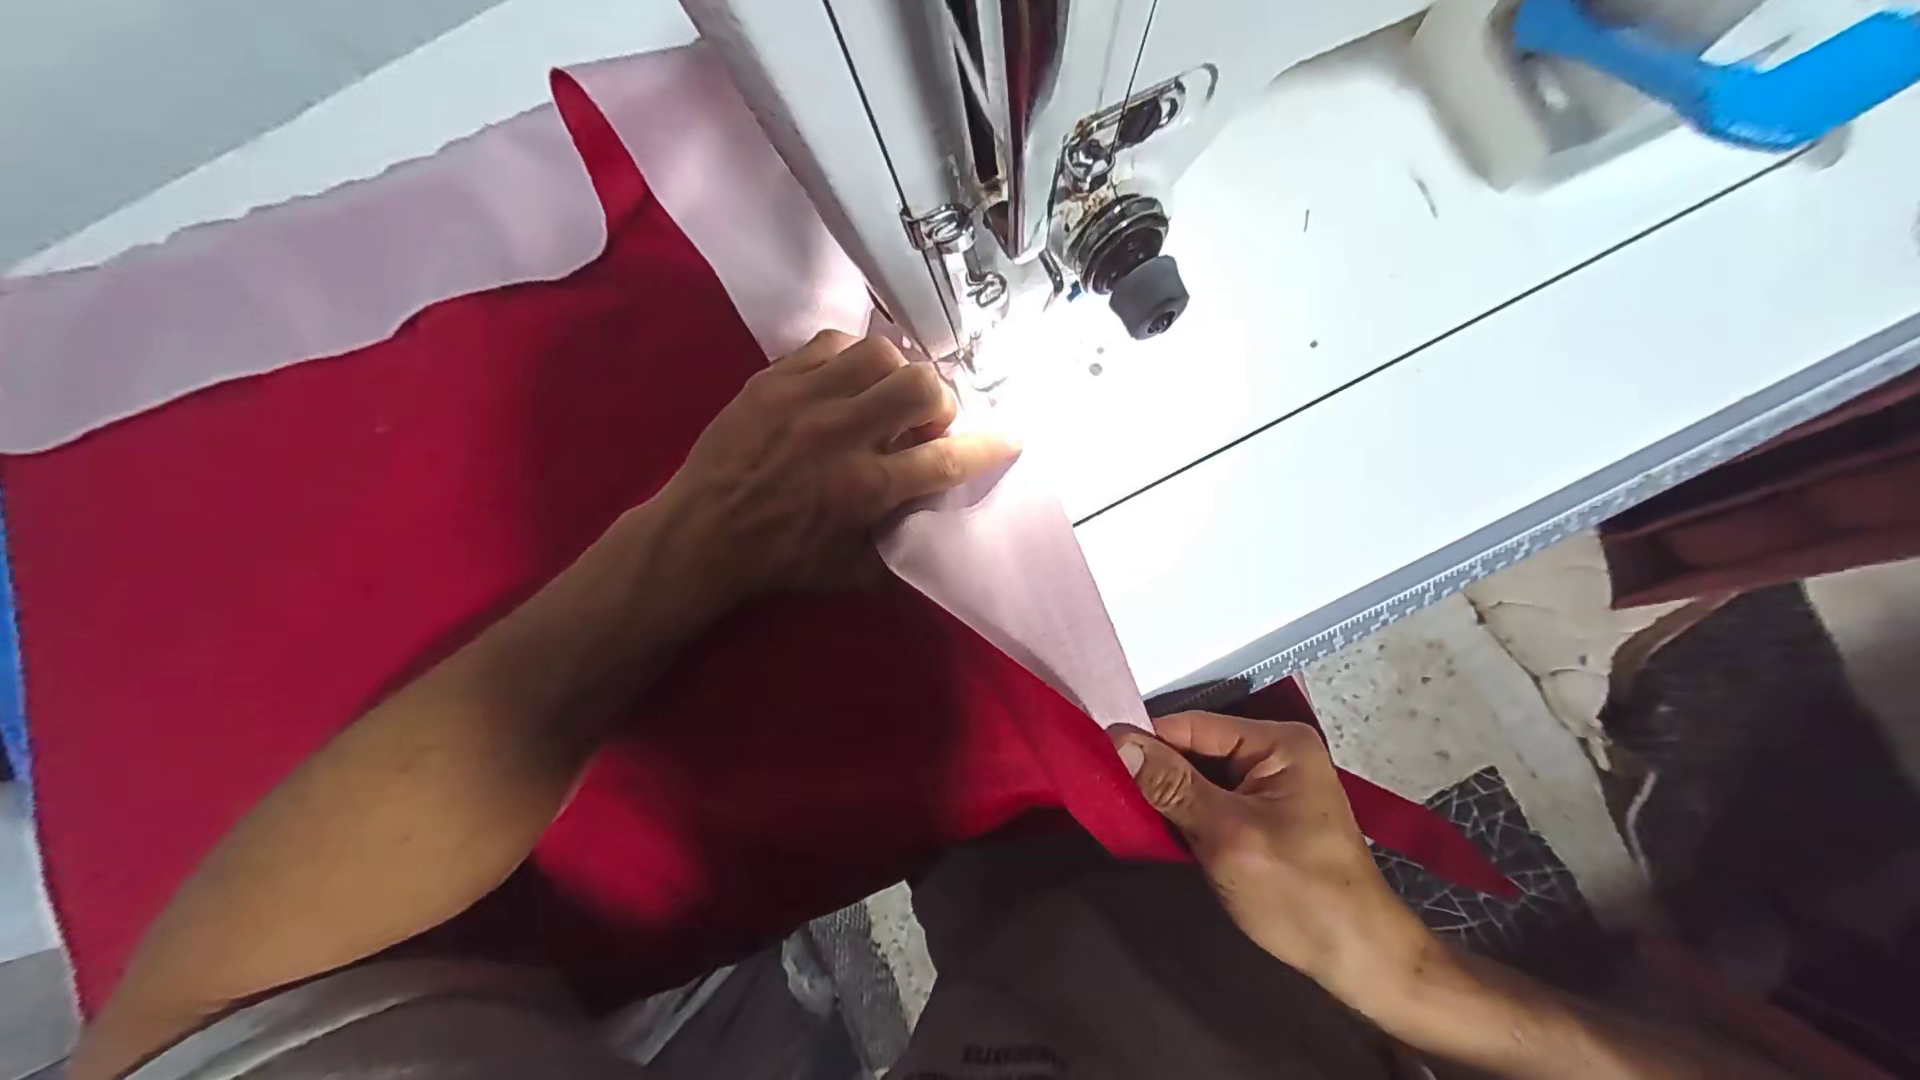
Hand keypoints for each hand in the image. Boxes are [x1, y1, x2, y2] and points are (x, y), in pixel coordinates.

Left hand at [653, 331, 1019, 602]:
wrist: (701, 534)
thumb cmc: (780, 560)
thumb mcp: (853, 574)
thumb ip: (903, 548)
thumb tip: (936, 519)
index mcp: (865, 489)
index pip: (946, 460)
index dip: (988, 448)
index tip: (1009, 439)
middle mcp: (842, 435)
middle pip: (921, 386)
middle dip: (940, 403)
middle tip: (925, 423)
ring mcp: (804, 399)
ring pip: (880, 352)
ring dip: (897, 374)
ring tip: (885, 397)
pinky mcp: (773, 379)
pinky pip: (831, 343)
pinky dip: (851, 359)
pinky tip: (846, 382)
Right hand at [1111, 713, 1439, 1002]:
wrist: (1363, 965)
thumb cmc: (1300, 895)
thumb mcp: (1227, 835)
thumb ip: (1171, 785)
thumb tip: (1118, 740)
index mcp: (1276, 743)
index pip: (1191, 726)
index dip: (1145, 741)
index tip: (1097, 755)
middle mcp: (1272, 753)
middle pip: (1192, 749)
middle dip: (1154, 770)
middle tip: (1105, 787)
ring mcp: (1267, 784)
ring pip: (1195, 776)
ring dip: (1164, 794)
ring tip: (1121, 804)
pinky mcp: (1259, 813)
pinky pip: (1208, 799)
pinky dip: (1181, 812)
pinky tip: (1155, 824)